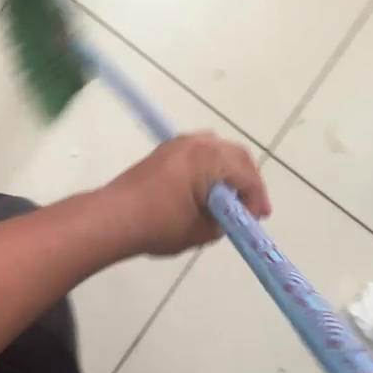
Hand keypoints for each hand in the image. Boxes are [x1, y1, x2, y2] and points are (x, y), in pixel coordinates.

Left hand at [98, 134, 268, 256]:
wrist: (113, 217)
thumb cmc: (159, 224)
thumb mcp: (202, 230)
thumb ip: (225, 220)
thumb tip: (229, 215)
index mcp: (208, 157)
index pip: (246, 174)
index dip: (256, 197)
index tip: (258, 219)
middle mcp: (196, 142)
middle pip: (235, 154)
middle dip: (247, 180)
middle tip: (251, 208)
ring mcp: (178, 143)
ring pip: (218, 150)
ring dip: (230, 171)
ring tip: (232, 200)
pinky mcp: (165, 151)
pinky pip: (199, 152)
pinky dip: (211, 167)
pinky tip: (208, 190)